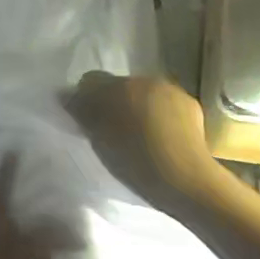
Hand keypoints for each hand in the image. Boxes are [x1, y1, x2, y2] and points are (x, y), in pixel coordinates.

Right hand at [64, 72, 219, 211]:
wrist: (183, 179)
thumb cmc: (134, 161)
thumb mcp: (98, 139)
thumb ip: (82, 112)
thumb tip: (68, 95)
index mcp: (118, 87)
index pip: (90, 81)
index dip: (85, 99)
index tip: (85, 122)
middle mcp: (145, 80)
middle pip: (120, 87)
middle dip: (114, 103)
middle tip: (112, 133)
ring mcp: (172, 91)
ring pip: (146, 95)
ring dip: (139, 109)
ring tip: (139, 138)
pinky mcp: (191, 106)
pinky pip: (167, 105)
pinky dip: (160, 117)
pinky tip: (161, 140)